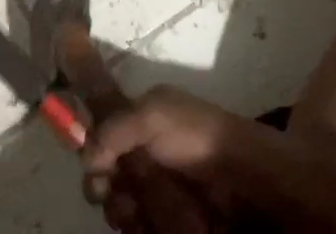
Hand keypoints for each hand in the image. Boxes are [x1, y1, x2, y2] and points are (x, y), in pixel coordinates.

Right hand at [82, 85, 250, 232]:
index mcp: (140, 126)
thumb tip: (86, 158)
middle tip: (129, 199)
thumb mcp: (155, 112)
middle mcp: (144, 160)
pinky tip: (159, 227)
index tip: (99, 172)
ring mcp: (157, 196)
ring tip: (148, 214)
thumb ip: (113, 128)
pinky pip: (140, 229)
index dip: (93, 160)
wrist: (249, 179)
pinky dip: (144, 230)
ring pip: (120, 212)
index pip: (99, 145)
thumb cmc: (201, 137)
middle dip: (108, 194)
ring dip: (129, 214)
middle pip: (103, 185)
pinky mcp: (168, 223)